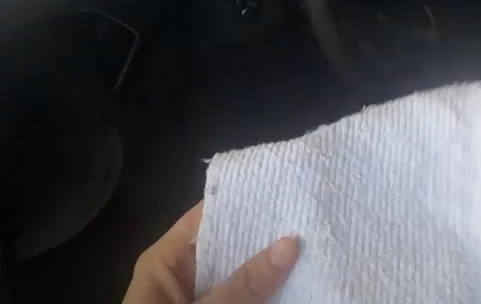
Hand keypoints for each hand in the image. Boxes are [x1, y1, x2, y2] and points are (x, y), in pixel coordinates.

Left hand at [122, 202, 300, 303]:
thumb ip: (245, 284)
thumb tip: (291, 241)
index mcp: (165, 261)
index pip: (209, 216)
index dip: (245, 201)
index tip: (286, 187)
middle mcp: (180, 278)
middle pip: (228, 248)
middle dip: (265, 238)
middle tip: (310, 218)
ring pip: (239, 280)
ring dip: (270, 272)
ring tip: (314, 248)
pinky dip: (265, 299)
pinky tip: (301, 288)